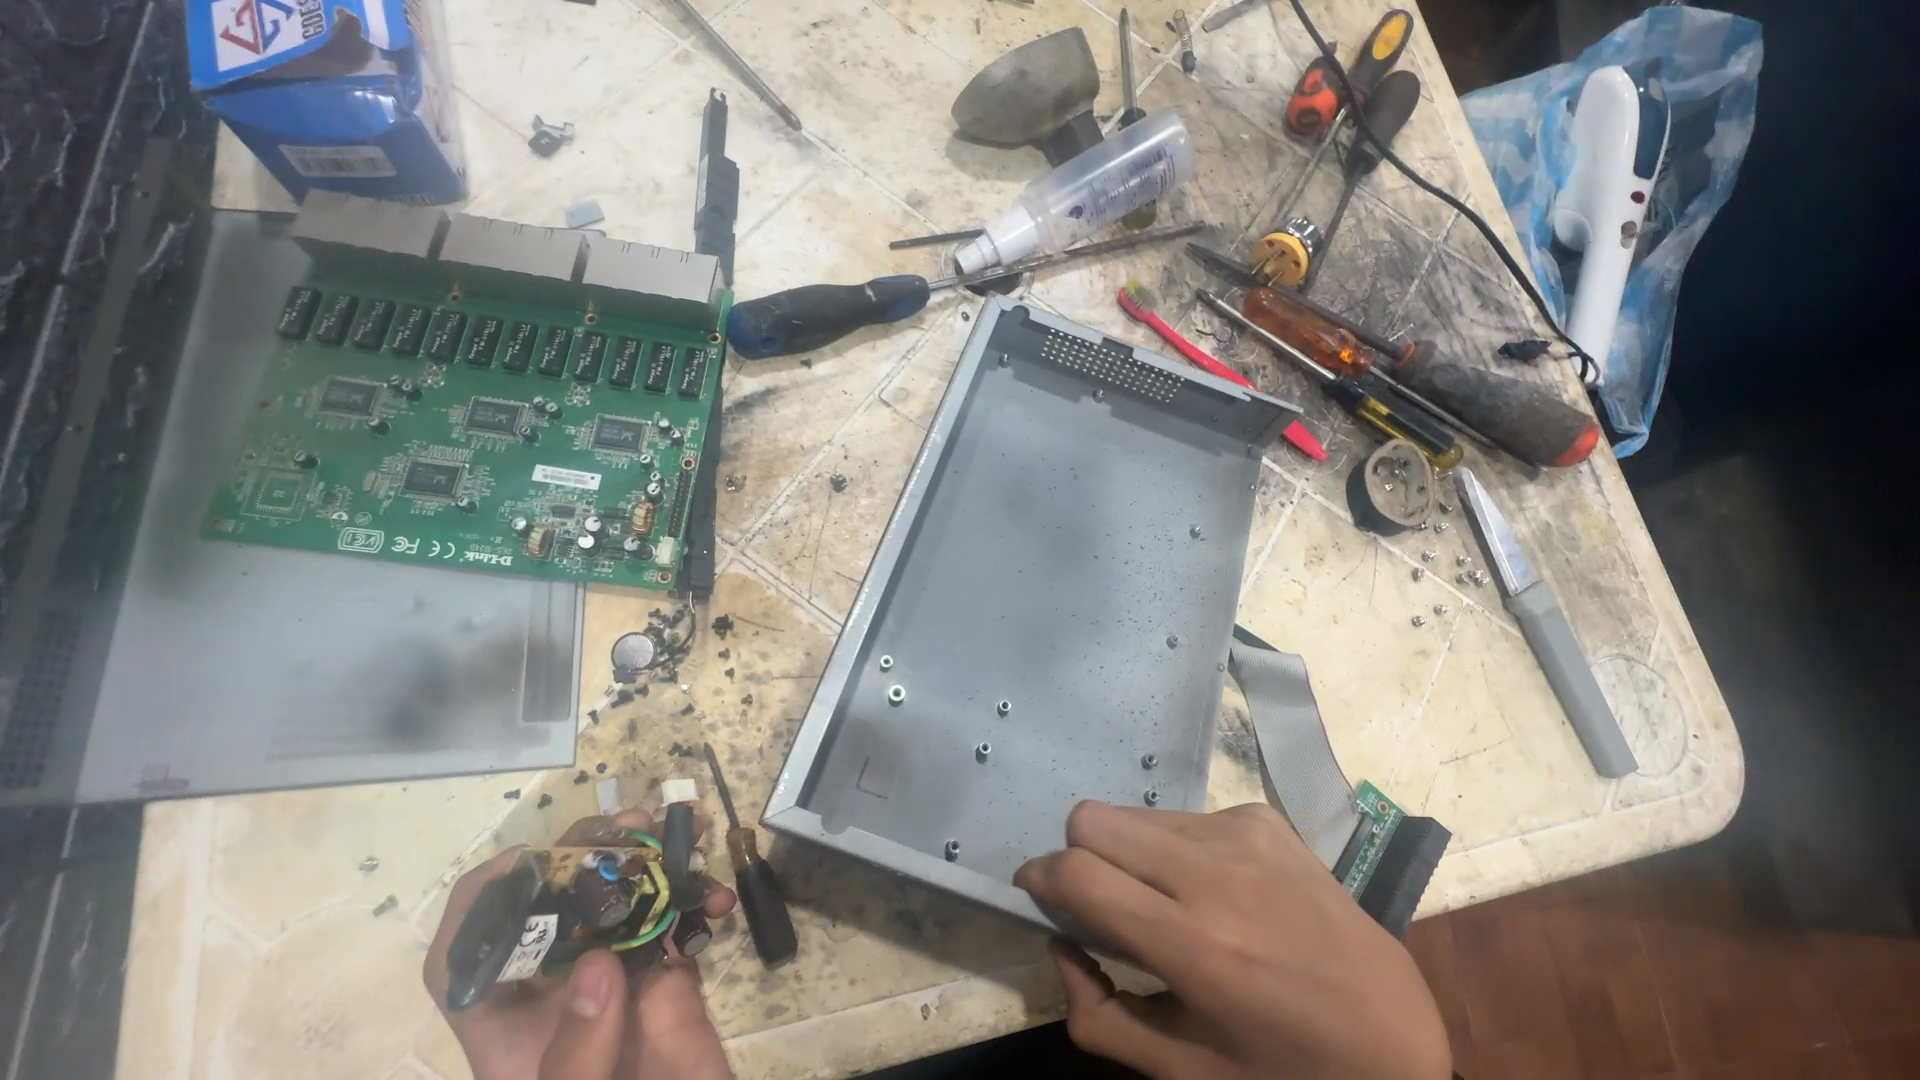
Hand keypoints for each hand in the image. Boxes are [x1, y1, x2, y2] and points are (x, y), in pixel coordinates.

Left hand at [423, 810, 739, 1079]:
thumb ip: (575, 1056)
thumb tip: (599, 962)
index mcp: (513, 1034)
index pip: (469, 965)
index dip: (481, 908)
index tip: (522, 864)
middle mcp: (560, 998)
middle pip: (552, 913)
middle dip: (583, 860)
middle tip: (625, 829)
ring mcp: (619, 985)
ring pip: (619, 906)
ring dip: (648, 865)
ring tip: (677, 837)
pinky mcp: (670, 983)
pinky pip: (679, 925)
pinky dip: (699, 900)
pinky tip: (720, 899)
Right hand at [1014, 801, 1450, 1079]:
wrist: (1396, 1037)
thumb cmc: (1284, 1074)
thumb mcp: (1180, 1073)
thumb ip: (1096, 1013)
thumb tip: (1060, 942)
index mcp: (1196, 946)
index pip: (1079, 874)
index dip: (1040, 878)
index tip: (1036, 892)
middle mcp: (1217, 874)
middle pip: (1094, 818)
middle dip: (1078, 855)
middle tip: (1099, 901)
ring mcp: (1245, 835)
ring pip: (1137, 813)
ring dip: (1128, 852)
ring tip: (1163, 900)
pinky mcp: (1266, 820)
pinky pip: (1184, 817)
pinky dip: (1174, 849)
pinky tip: (1212, 890)